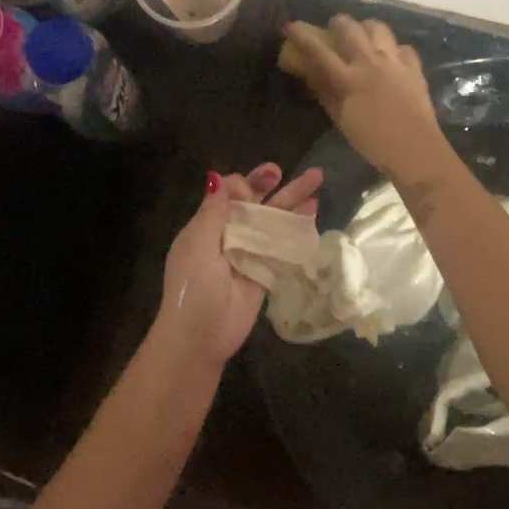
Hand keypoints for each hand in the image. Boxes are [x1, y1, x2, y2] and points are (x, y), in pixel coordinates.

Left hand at [153, 163, 322, 367]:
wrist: (200, 336)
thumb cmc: (193, 287)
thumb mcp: (198, 245)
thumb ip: (212, 212)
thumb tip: (218, 177)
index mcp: (206, 225)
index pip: (228, 194)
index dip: (242, 185)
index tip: (249, 189)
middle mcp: (228, 234)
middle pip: (253, 203)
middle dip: (269, 184)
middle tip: (283, 171)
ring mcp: (248, 252)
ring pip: (272, 221)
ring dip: (291, 201)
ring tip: (315, 180)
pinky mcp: (264, 271)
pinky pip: (282, 245)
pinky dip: (297, 229)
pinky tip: (312, 213)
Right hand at [283, 15, 447, 181]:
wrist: (415, 151)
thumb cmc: (372, 141)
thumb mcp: (341, 119)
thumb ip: (326, 92)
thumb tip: (312, 74)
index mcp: (348, 79)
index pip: (319, 50)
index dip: (302, 35)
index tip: (290, 26)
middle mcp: (370, 63)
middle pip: (350, 28)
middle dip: (337, 23)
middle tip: (333, 29)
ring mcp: (394, 62)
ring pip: (378, 28)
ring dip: (365, 27)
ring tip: (362, 36)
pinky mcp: (414, 68)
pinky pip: (402, 47)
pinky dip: (393, 48)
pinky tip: (390, 57)